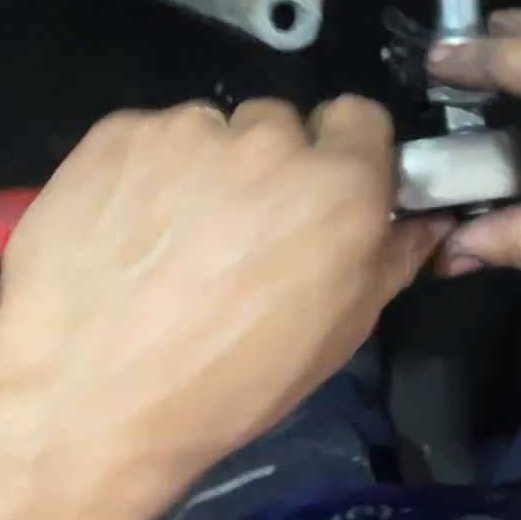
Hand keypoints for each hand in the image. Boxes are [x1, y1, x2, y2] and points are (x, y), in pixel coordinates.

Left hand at [0, 96, 446, 519]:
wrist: (93, 401)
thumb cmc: (239, 380)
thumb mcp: (342, 331)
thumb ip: (392, 260)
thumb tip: (426, 222)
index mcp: (341, 187)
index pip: (362, 118)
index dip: (348, 153)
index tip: (327, 192)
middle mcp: (270, 142)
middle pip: (285, 125)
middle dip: (276, 166)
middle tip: (247, 231)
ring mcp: (187, 132)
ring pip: (215, 132)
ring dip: (211, 169)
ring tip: (178, 239)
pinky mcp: (115, 135)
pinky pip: (152, 140)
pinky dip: (150, 174)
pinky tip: (131, 234)